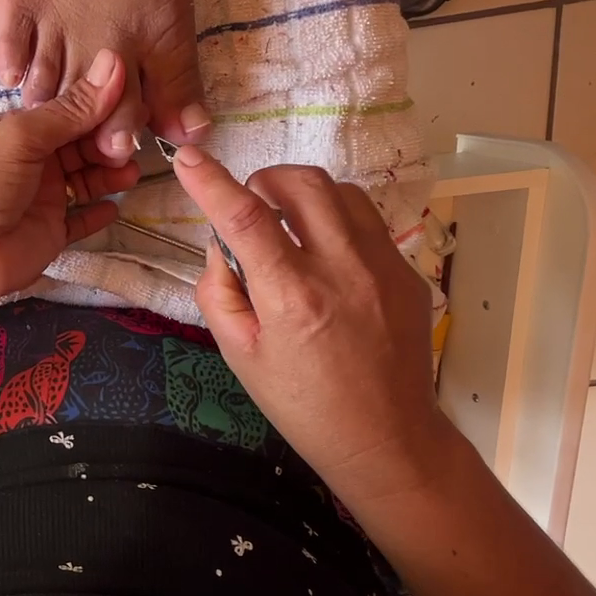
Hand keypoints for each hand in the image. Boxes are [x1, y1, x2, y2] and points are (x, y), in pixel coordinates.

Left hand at [0, 48, 140, 308]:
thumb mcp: (22, 137)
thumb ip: (71, 107)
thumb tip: (116, 59)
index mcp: (21, 130)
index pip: (71, 110)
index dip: (101, 107)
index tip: (134, 105)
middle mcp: (34, 160)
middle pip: (83, 144)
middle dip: (109, 141)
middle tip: (132, 145)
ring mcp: (43, 198)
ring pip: (87, 180)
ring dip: (110, 175)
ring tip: (130, 174)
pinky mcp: (50, 233)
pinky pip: (81, 220)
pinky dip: (98, 214)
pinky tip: (116, 207)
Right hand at [171, 148, 451, 500]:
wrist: (385, 437)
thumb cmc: (299, 402)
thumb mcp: (237, 354)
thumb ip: (219, 291)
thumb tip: (222, 244)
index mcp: (291, 296)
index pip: (244, 219)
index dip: (211, 182)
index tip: (187, 158)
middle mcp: (343, 269)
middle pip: (302, 184)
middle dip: (265, 179)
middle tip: (249, 203)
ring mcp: (384, 267)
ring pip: (341, 193)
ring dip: (303, 196)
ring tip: (288, 226)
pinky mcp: (408, 272)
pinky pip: (366, 223)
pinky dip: (334, 222)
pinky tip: (324, 258)